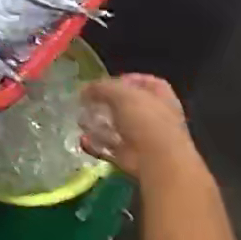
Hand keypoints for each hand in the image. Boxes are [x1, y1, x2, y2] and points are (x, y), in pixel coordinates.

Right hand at [79, 74, 196, 179]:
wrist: (155, 159)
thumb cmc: (145, 119)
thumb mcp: (122, 94)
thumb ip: (102, 88)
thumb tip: (85, 89)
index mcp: (159, 96)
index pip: (143, 82)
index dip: (125, 79)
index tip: (105, 82)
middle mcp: (152, 116)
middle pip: (126, 106)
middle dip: (105, 104)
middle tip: (87, 102)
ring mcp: (141, 138)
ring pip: (115, 128)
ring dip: (97, 125)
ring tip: (81, 121)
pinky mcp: (128, 156)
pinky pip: (108, 148)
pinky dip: (95, 144)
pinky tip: (83, 140)